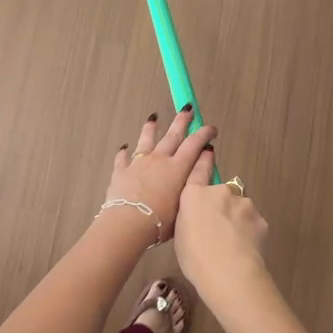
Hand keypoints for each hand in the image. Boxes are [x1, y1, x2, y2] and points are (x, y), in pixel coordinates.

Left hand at [106, 108, 216, 239]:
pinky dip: (124, 153)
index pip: (194, 145)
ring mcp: (138, 164)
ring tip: (153, 118)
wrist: (128, 223)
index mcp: (177, 168)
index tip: (211, 128)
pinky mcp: (121, 172)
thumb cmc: (162, 220)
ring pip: (145, 140)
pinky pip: (123, 159)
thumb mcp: (185, 203)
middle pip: (172, 135)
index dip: (204, 134)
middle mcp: (159, 160)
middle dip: (182, 121)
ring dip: (150, 128)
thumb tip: (203, 168)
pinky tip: (124, 148)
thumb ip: (193, 184)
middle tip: (188, 109)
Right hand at [173, 149, 272, 297]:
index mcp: (194, 195)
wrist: (229, 273)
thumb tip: (198, 217)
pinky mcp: (260, 218)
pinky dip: (248, 231)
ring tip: (230, 244)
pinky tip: (243, 249)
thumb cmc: (194, 257)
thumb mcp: (180, 234)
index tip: (208, 149)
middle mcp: (220, 192)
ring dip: (235, 219)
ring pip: (238, 207)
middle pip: (221, 193)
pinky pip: (251, 222)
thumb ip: (190, 217)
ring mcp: (243, 203)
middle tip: (216, 230)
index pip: (199, 169)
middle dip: (220, 205)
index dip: (203, 158)